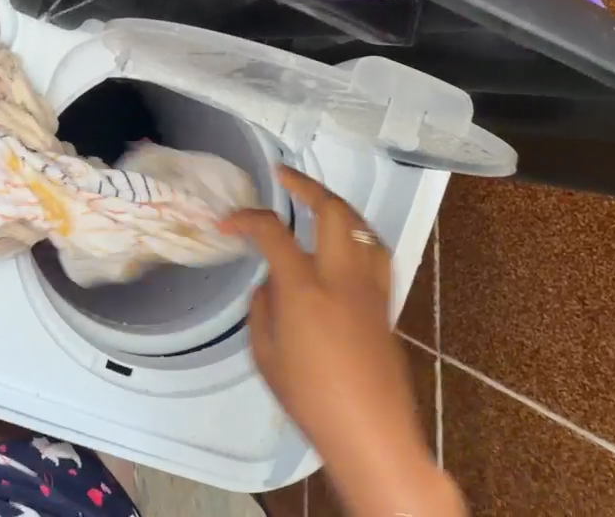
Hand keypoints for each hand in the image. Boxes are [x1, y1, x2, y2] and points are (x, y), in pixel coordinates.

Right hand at [223, 166, 462, 515]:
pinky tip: (344, 243)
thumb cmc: (311, 400)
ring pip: (364, 228)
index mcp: (305, 289)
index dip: (246, 218)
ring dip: (338, 206)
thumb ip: (263, 309)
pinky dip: (357, 235)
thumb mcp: (265, 355)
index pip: (273, 231)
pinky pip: (376, 254)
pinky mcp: (387, 307)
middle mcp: (343, 279)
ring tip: (318, 201)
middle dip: (306, 185)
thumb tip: (270, 285)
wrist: (374, 438)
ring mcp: (371, 291)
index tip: (227, 223)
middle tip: (283, 176)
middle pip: (333, 211)